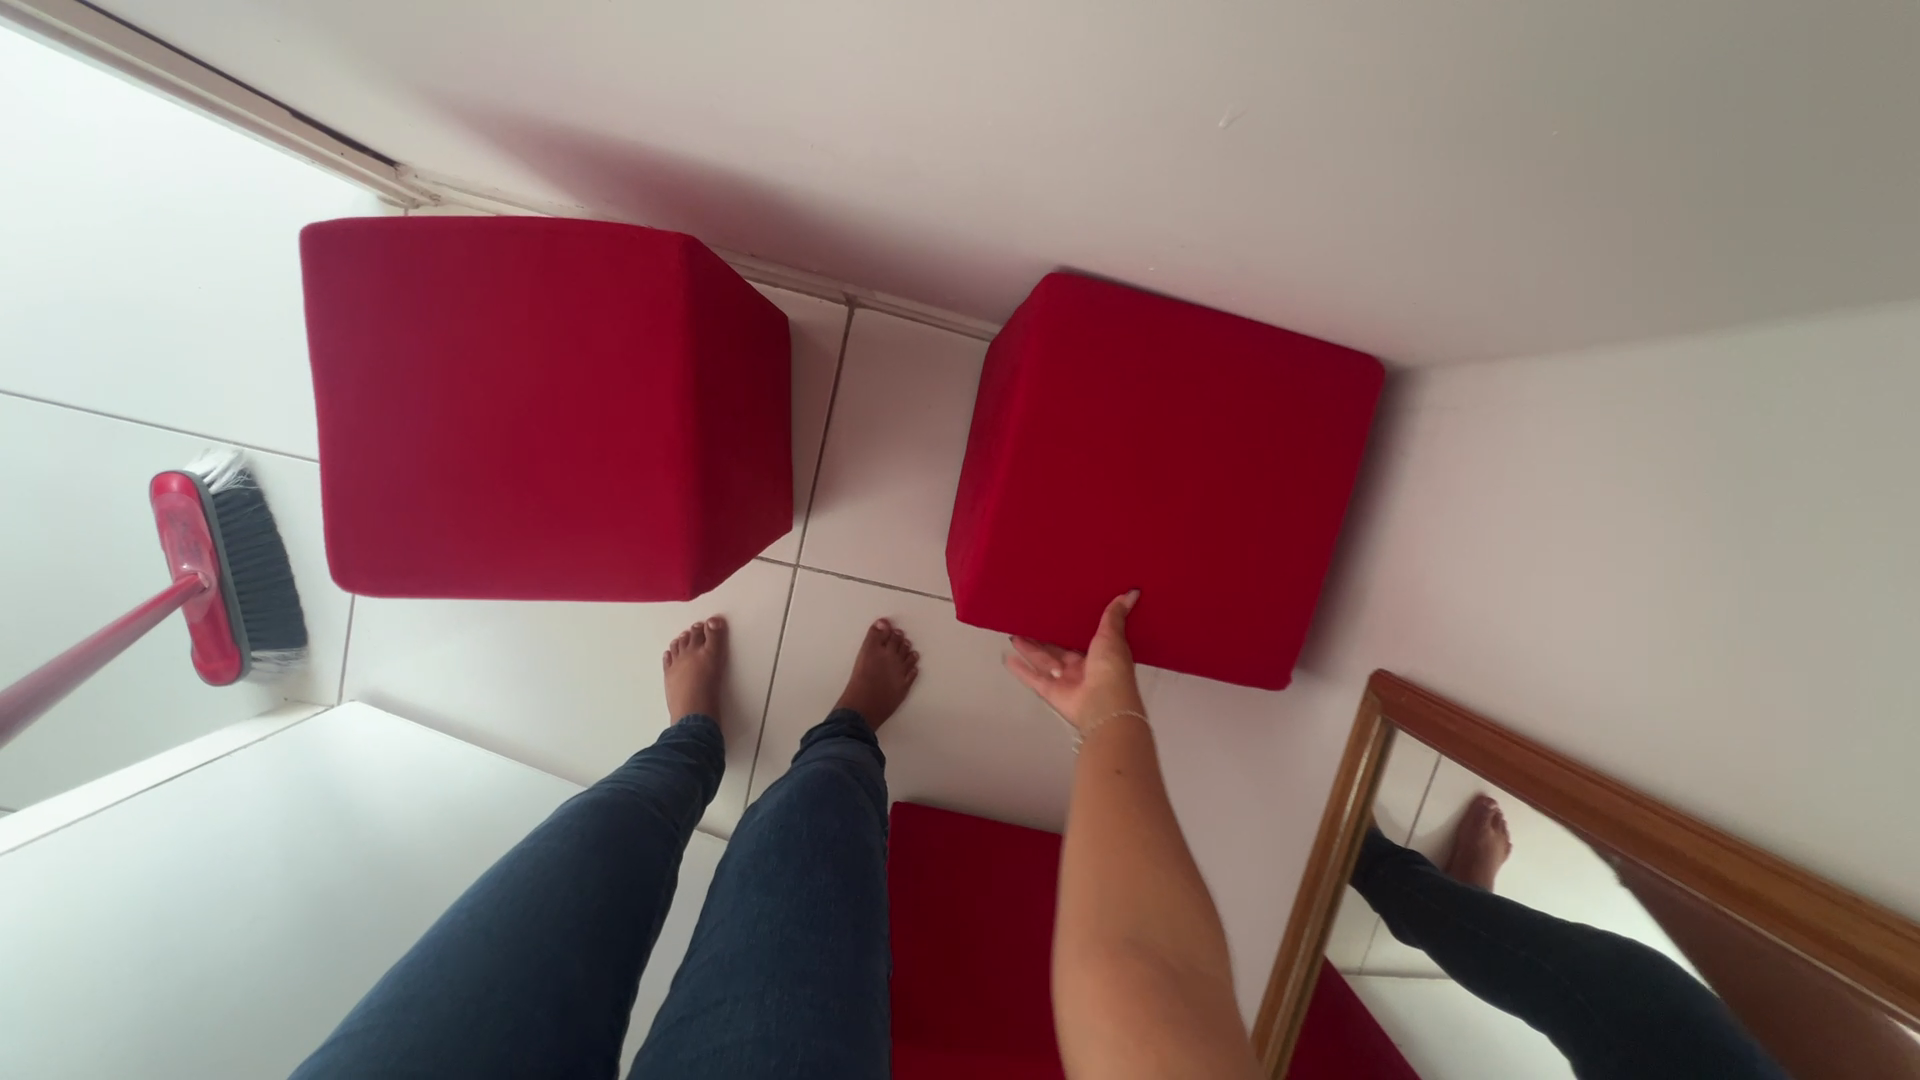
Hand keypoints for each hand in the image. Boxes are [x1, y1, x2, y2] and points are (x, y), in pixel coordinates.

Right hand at [1004, 590, 1143, 731]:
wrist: (1103, 704)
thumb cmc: (1111, 668)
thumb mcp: (1113, 636)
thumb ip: (1115, 615)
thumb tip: (1133, 591)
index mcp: (1099, 654)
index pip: (1082, 638)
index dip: (1069, 627)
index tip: (1057, 611)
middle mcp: (1081, 668)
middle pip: (1058, 650)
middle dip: (1043, 638)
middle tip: (1028, 621)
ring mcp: (1065, 681)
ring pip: (1043, 661)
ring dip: (1029, 649)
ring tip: (1014, 634)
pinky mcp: (1050, 692)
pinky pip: (1033, 678)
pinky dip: (1021, 670)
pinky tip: (1008, 657)